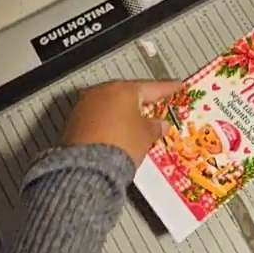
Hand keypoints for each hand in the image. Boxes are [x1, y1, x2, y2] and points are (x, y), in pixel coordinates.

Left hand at [61, 81, 180, 165]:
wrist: (87, 166)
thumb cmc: (123, 144)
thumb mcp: (145, 136)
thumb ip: (155, 127)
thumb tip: (161, 125)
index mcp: (124, 90)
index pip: (152, 88)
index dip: (168, 89)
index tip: (179, 86)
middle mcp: (103, 91)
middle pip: (128, 93)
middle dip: (142, 100)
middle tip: (155, 103)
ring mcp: (86, 105)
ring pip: (111, 104)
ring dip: (123, 111)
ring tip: (135, 121)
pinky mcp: (74, 120)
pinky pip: (98, 116)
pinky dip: (109, 121)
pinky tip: (116, 131)